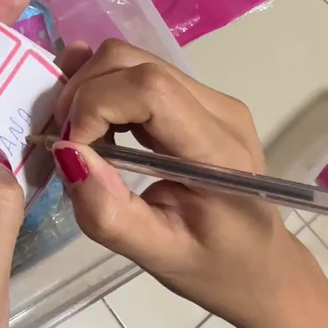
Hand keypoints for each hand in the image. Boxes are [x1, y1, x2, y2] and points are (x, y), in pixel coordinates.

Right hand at [47, 40, 327, 327]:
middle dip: (83, 93)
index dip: (96, 105)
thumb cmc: (215, 269)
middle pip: (130, 61)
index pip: (150, 89)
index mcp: (218, 152)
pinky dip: (101, 84)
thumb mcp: (158, 257)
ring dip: (88, 88)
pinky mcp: (193, 93)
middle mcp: (218, 107)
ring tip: (80, 136)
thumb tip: (64, 153)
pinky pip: (134, 68)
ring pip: (127, 57)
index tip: (71, 148)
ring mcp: (207, 94)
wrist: (263, 268)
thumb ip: (108, 212)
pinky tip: (95, 121)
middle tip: (66, 142)